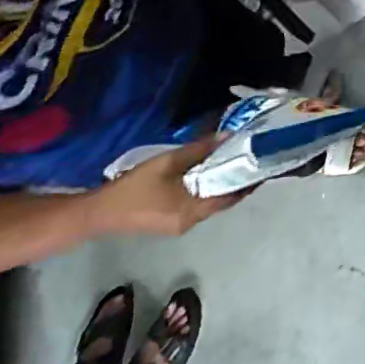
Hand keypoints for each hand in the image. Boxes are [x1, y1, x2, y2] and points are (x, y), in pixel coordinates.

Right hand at [91, 137, 248, 236]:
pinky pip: (198, 206)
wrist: (102, 213)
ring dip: (222, 187)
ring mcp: (181, 225)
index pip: (230, 197)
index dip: (247, 183)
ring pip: (210, 204)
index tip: (262, 167)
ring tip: (232, 163)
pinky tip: (206, 175)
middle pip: (222, 202)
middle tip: (249, 161)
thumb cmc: (136, 186)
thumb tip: (226, 138)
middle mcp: (192, 222)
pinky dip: (207, 191)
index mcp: (194, 210)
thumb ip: (198, 150)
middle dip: (237, 184)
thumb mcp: (168, 161)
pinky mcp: (171, 222)